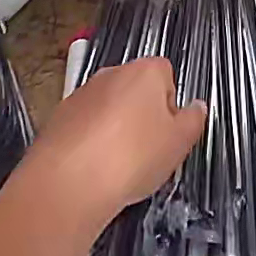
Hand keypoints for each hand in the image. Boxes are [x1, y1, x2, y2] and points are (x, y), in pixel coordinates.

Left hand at [22, 57, 205, 226]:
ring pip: (109, 107)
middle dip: (143, 115)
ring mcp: (82, 93)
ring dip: (115, 128)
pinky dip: (90, 141)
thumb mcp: (179, 143)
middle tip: (148, 150)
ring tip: (118, 165)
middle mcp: (112, 73)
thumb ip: (194, 120)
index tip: (169, 132)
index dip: (170, 106)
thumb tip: (197, 107)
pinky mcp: (57, 117)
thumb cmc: (131, 157)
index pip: (167, 75)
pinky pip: (84, 125)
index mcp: (146, 71)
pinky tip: (93, 168)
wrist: (67, 184)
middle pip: (137, 89)